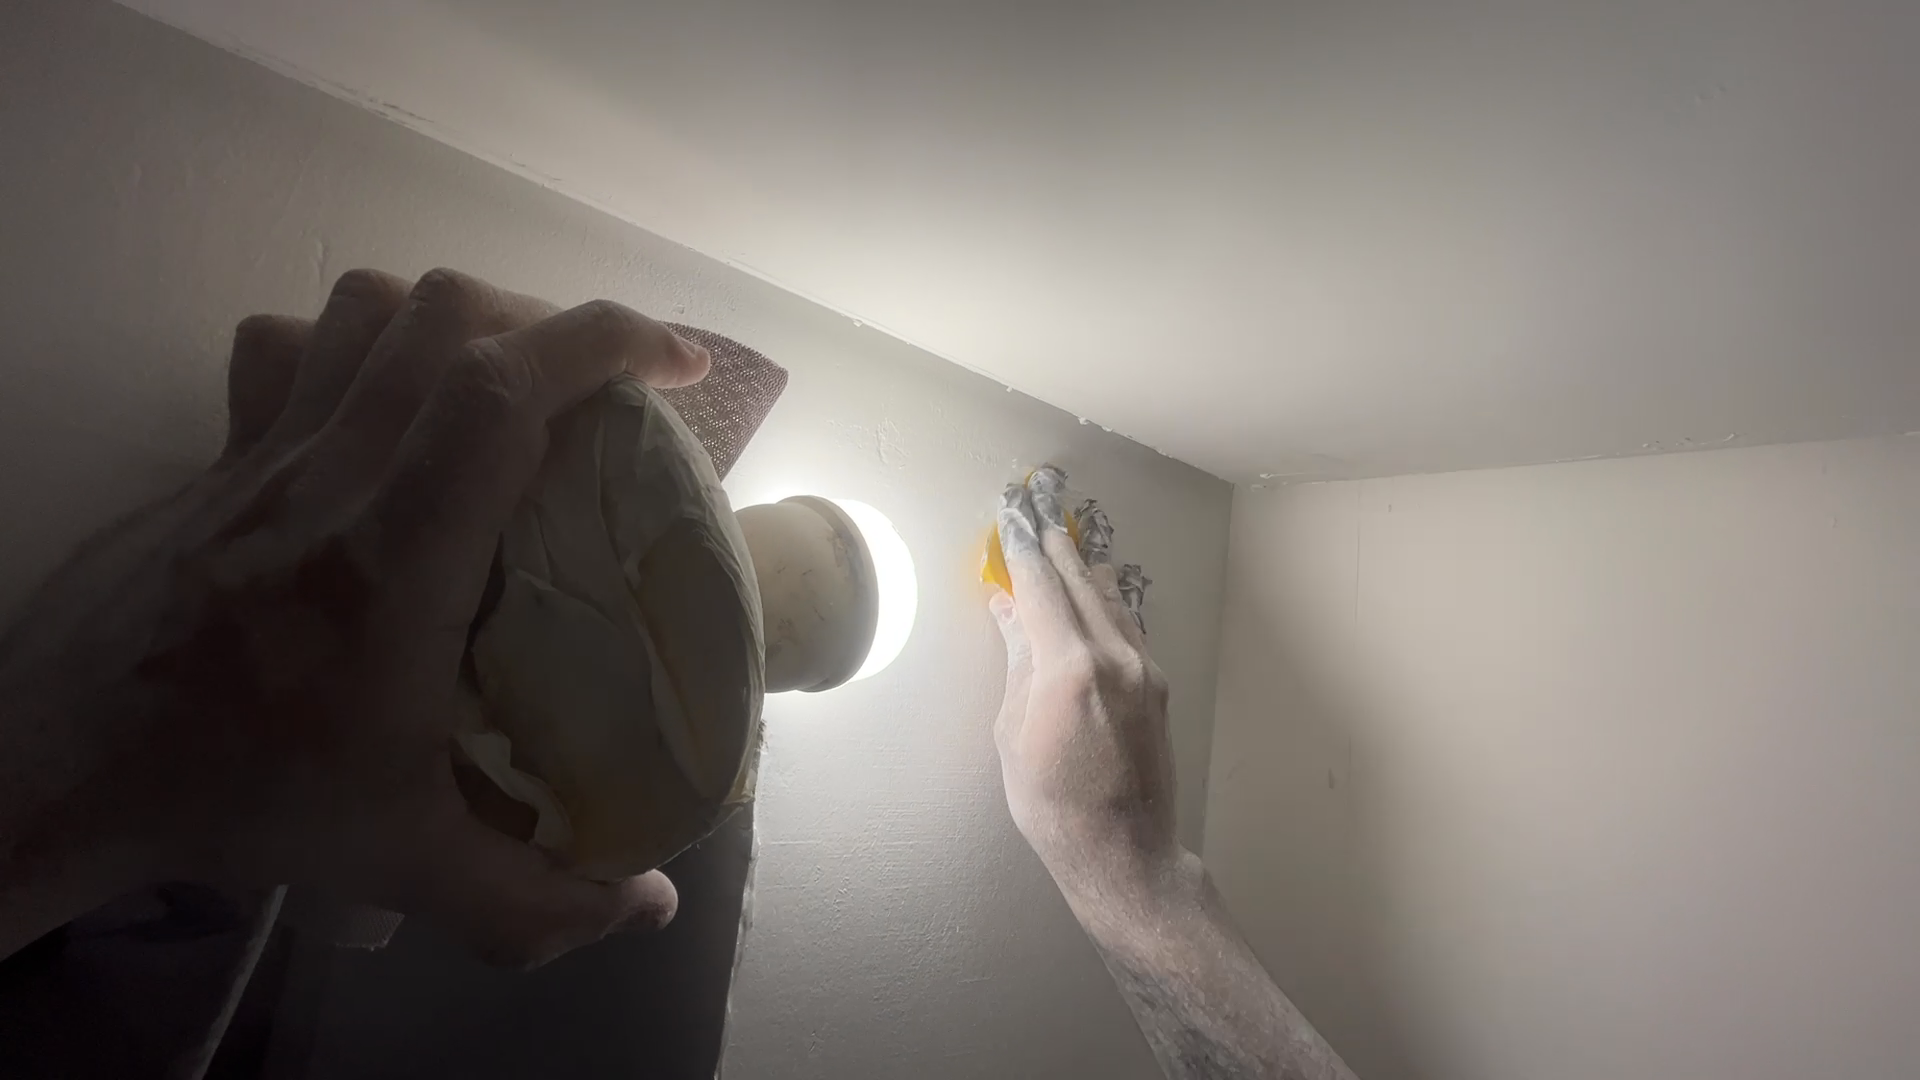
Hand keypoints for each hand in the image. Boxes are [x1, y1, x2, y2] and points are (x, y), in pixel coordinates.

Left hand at [0, 268, 708, 966]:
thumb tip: (654, 907)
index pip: (499, 393)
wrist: (27, 783)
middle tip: (616, 385)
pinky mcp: (224, 452)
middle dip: (561, 324)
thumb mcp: (403, 864)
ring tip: (529, 378)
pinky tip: (412, 400)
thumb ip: (536, 898)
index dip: (606, 344)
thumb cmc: (236, 804)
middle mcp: (329, 479)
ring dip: (474, 323)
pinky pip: (294, 343)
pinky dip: (371, 344)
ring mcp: (265, 452)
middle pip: (448, 321)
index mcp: (393, 561)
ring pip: (372, 309)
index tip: (680, 365)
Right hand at [988, 468, 1178, 905]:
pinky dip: (1106, 596)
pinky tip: (1099, 584)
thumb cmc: (1052, 803)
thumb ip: (1017, 660)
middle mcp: (1113, 655)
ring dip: (1083, 563)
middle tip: (1039, 501)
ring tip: (1066, 532)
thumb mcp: (1013, 731)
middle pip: (1078, 580)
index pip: (1039, 587)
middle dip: (1054, 539)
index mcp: (1069, 667)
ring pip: (1108, 596)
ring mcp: (1143, 666)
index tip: (1010, 512)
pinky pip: (1127, 622)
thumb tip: (1006, 608)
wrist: (1126, 851)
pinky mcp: (1158, 682)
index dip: (1022, 546)